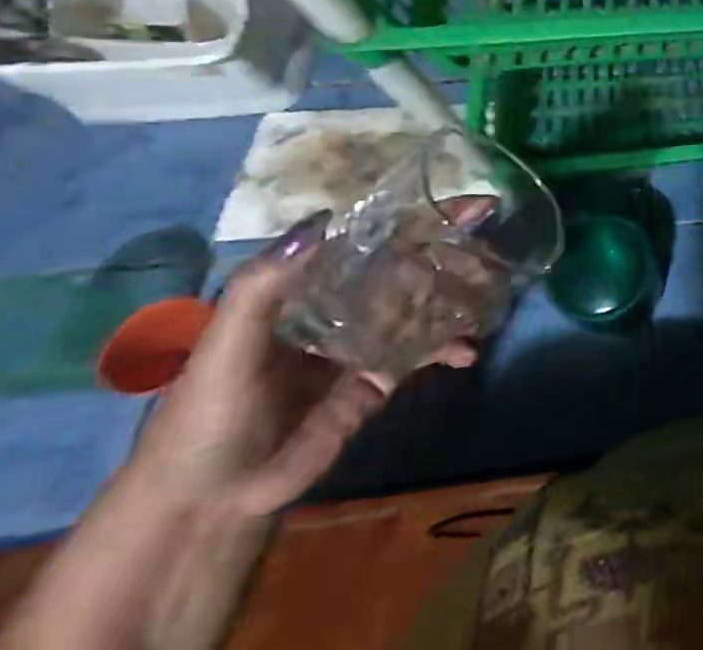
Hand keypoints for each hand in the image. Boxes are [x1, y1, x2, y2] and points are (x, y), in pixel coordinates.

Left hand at [124, 208, 479, 517]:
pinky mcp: (380, 378)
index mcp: (307, 285)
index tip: (471, 205)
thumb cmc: (208, 413)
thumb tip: (323, 220)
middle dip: (452, 255)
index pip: (372, 239)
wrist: (212, 497)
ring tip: (493, 293)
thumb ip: (264, 285)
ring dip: (458, 297)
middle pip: (408, 268)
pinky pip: (423, 352)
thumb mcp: (224, 345)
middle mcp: (341, 305)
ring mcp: (364, 342)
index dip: (418, 218)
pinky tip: (468, 353)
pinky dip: (450, 349)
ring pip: (423, 306)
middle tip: (493, 251)